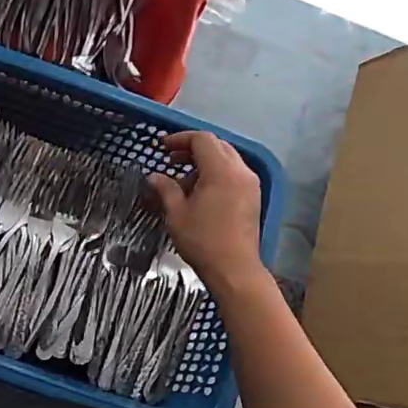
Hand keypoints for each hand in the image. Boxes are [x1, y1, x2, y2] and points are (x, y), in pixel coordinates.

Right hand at [148, 131, 265, 291]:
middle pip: (217, 146)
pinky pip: (234, 174)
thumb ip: (165, 189)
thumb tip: (154, 177)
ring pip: (227, 159)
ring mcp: (250, 184)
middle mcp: (240, 171)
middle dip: (192, 149)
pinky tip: (201, 192)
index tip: (162, 147)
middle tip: (171, 161)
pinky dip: (216, 174)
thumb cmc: (202, 240)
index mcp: (221, 171)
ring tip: (183, 181)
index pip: (202, 140)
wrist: (234, 268)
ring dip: (204, 163)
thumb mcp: (176, 214)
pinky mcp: (253, 196)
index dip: (180, 139)